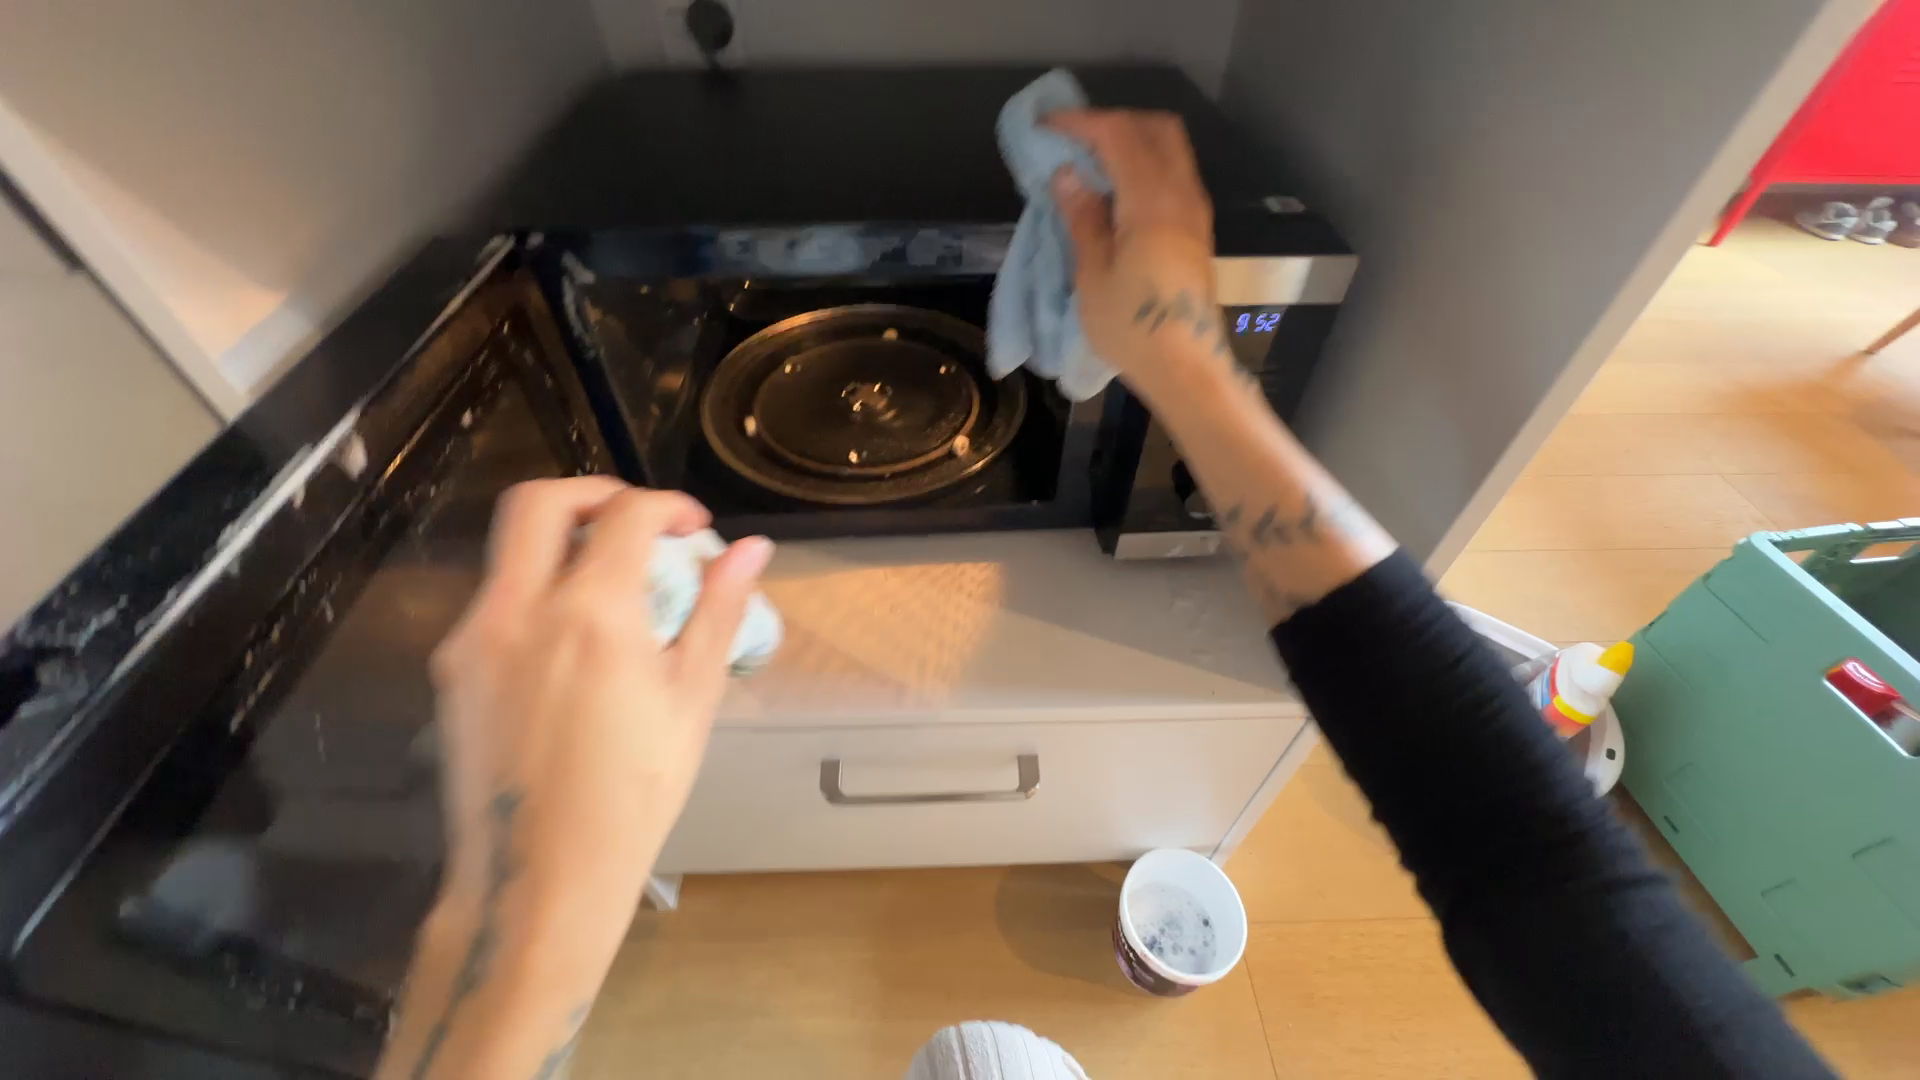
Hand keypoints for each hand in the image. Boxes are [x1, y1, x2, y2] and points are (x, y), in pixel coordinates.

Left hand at [428, 477, 771, 921]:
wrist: (538, 879)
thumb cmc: (636, 793)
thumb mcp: (693, 699)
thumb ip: (718, 612)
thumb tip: (752, 549)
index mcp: (593, 614)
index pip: (626, 516)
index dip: (668, 506)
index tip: (694, 529)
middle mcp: (521, 609)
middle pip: (540, 501)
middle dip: (597, 493)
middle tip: (640, 522)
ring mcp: (474, 637)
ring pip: (511, 546)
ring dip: (566, 538)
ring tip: (616, 582)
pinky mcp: (452, 668)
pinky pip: (497, 595)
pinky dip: (541, 585)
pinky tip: (576, 636)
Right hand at [1047, 109, 1226, 393]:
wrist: (1184, 368)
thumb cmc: (1131, 328)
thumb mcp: (1094, 275)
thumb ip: (1083, 218)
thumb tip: (1068, 175)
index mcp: (1152, 201)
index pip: (1118, 136)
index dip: (1081, 123)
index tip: (1046, 128)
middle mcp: (1182, 195)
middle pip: (1155, 129)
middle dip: (1114, 124)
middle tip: (1075, 141)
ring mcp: (1195, 213)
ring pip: (1170, 151)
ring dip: (1132, 145)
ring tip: (1092, 167)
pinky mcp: (1196, 233)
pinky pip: (1174, 177)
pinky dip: (1145, 169)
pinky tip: (1118, 195)